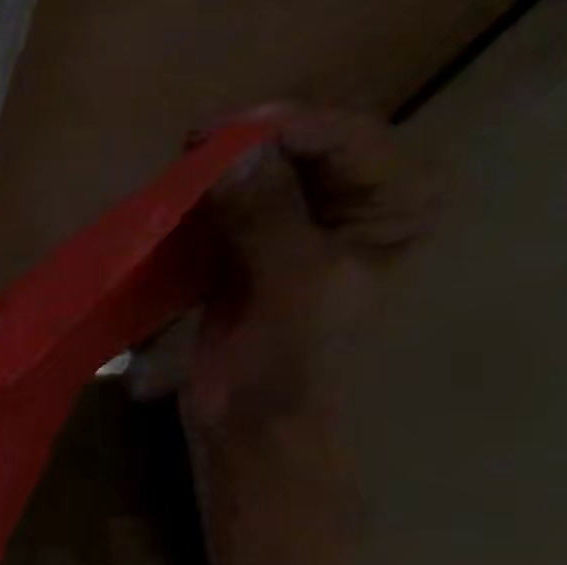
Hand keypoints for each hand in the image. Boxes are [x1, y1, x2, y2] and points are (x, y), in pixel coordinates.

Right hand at [185, 106, 439, 442]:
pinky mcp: (245, 257)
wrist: (250, 430)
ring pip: (257, 179)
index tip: (223, 135)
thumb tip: (232, 154)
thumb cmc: (291, 370)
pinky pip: (225, 213)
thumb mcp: (292, 288)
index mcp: (392, 207)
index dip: (288, 132)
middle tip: (193, 147)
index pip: (347, 142)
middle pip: (300, 153)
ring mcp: (293, 232)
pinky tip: (175, 203)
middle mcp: (349, 209)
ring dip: (218, 176)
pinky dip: (199, 207)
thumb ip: (267, 218)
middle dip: (248, 148)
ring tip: (179, 172)